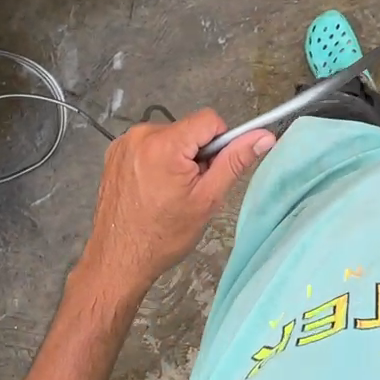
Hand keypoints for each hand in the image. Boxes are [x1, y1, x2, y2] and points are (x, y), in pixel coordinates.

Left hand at [77, 110, 273, 292]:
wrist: (118, 260)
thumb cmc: (165, 235)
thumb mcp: (207, 199)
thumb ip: (235, 161)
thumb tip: (264, 136)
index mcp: (165, 143)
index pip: (209, 120)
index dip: (219, 143)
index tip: (210, 171)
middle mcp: (141, 133)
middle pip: (187, 129)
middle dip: (196, 153)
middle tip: (189, 189)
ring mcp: (124, 142)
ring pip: (170, 136)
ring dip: (176, 156)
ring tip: (168, 191)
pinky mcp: (114, 151)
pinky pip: (149, 144)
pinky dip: (157, 159)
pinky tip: (151, 188)